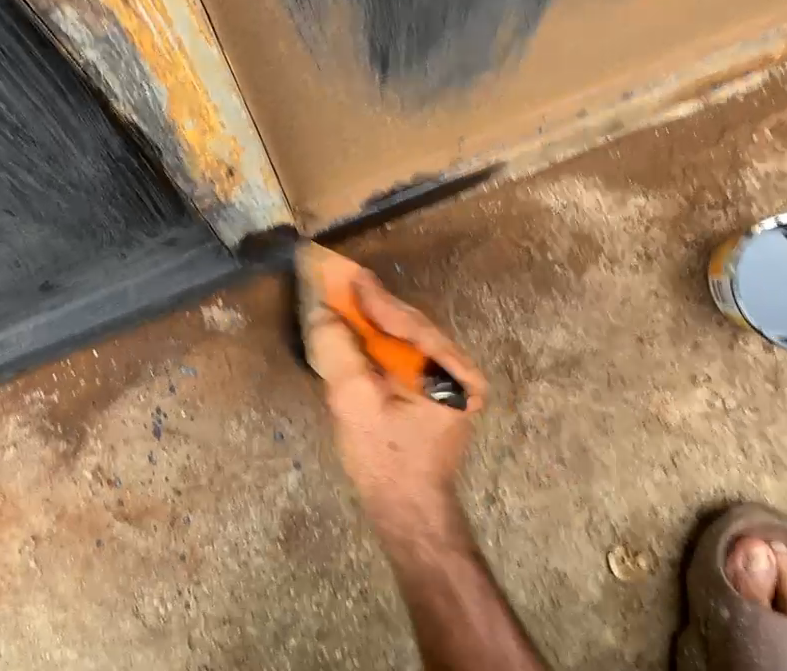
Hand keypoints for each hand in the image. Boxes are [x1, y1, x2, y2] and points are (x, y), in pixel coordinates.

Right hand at [302, 269, 488, 538]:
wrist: (409, 513)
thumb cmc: (385, 462)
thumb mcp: (355, 405)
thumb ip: (340, 354)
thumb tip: (325, 314)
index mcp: (453, 376)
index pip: (410, 325)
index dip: (375, 299)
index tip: (348, 274)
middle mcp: (461, 374)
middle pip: (411, 327)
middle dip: (374, 307)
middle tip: (342, 282)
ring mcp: (454, 384)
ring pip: (409, 339)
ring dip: (376, 322)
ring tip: (346, 301)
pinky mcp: (439, 393)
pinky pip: (407, 356)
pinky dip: (382, 343)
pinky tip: (360, 333)